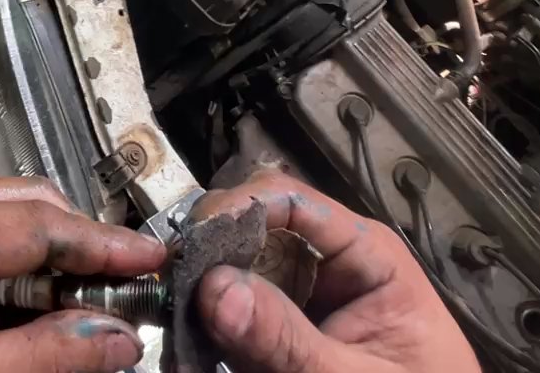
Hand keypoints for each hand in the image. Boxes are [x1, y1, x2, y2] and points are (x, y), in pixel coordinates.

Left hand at [0, 177, 166, 372]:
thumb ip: (40, 356)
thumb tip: (117, 336)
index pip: (39, 222)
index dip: (105, 243)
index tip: (156, 260)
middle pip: (27, 203)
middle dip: (82, 244)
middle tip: (128, 294)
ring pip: (8, 210)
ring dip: (51, 251)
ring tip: (89, 302)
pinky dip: (16, 258)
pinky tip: (34, 301)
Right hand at [190, 170, 476, 372]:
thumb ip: (289, 340)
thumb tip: (216, 288)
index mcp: (364, 251)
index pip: (290, 199)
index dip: (237, 209)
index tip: (194, 240)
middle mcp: (325, 256)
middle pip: (253, 222)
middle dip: (212, 246)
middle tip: (175, 277)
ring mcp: (297, 287)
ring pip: (234, 259)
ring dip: (203, 281)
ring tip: (176, 306)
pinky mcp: (277, 318)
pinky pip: (232, 299)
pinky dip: (207, 313)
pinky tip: (190, 332)